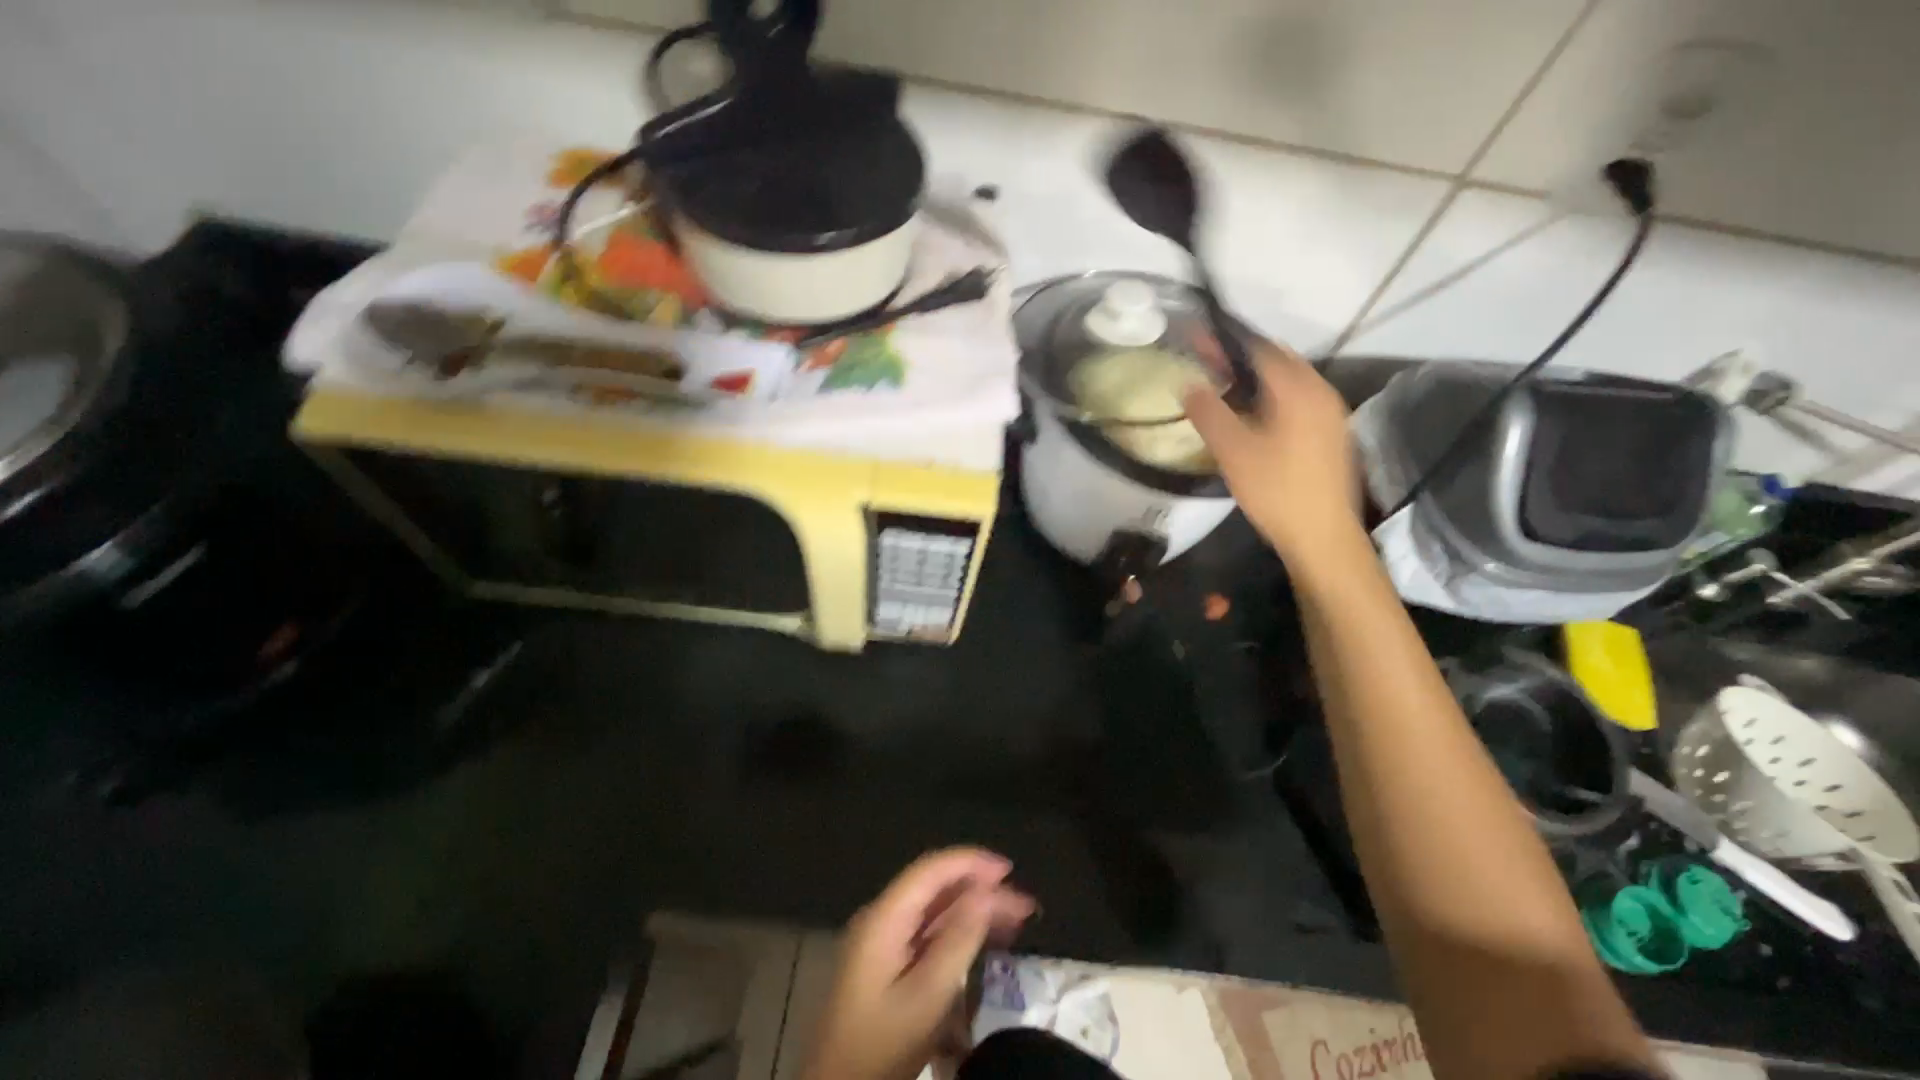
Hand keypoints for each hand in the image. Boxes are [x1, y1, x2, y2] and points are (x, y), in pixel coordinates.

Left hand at [802, 848, 1036, 1079]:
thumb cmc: (881, 1042)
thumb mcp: (927, 995)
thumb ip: (958, 939)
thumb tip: (987, 892)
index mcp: (883, 919)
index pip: (930, 871)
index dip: (970, 862)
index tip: (1009, 870)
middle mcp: (880, 920)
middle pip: (934, 890)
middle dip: (979, 890)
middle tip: (1023, 905)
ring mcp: (881, 943)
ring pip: (932, 913)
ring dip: (972, 911)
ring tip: (1014, 921)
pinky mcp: (886, 966)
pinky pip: (926, 934)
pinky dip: (956, 933)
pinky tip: (984, 941)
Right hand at [1184, 345, 1366, 562]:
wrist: (1323, 536)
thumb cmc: (1276, 491)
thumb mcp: (1232, 452)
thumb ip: (1208, 412)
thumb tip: (1189, 384)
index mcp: (1297, 389)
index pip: (1257, 347)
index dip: (1223, 341)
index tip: (1194, 339)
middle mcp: (1321, 391)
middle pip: (1277, 359)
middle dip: (1241, 356)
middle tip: (1206, 362)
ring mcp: (1332, 413)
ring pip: (1290, 380)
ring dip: (1258, 377)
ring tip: (1225, 386)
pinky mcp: (1333, 434)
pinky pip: (1300, 399)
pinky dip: (1274, 396)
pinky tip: (1254, 416)